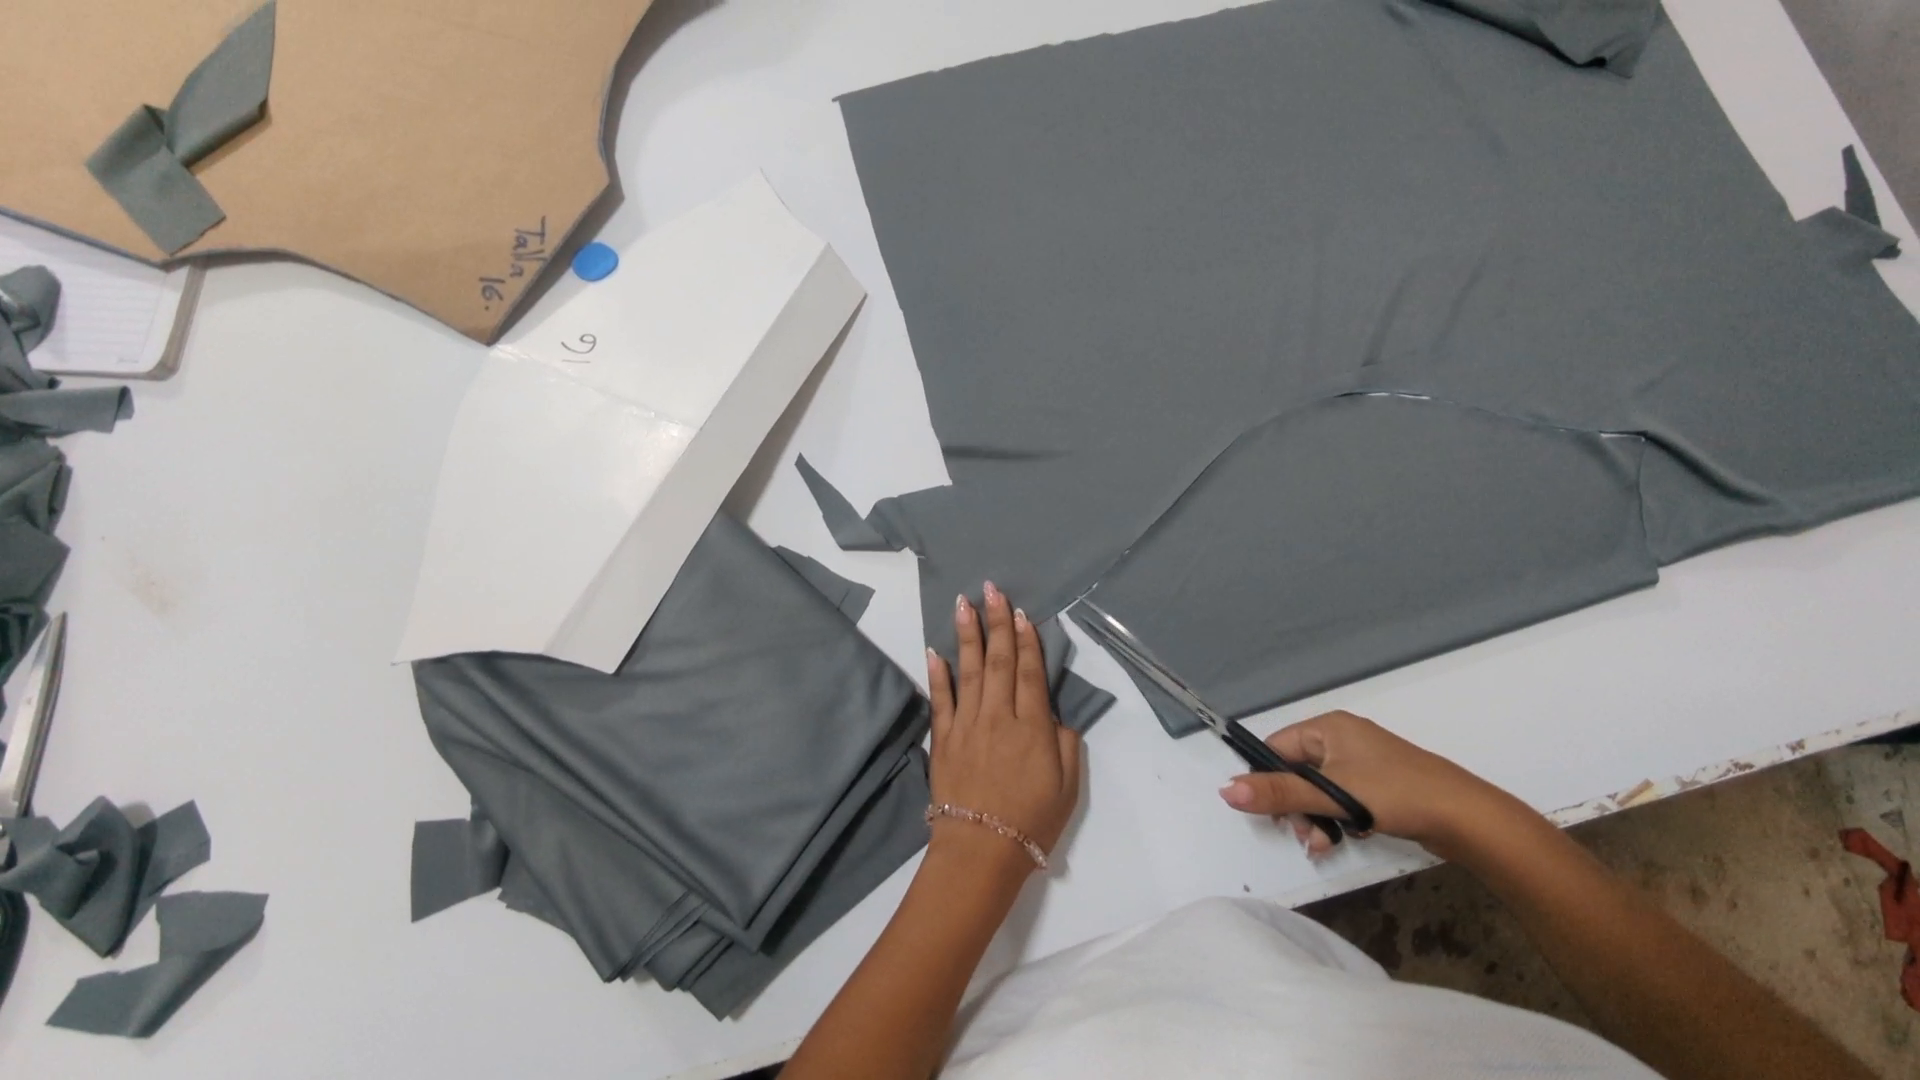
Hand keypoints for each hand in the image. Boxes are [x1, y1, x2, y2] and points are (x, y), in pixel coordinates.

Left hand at [926, 582, 1081, 879]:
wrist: (980, 849)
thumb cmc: (1032, 821)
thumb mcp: (1068, 786)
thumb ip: (1065, 742)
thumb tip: (1053, 715)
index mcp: (1032, 725)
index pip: (1031, 672)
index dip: (1028, 640)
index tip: (1021, 612)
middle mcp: (998, 715)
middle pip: (999, 660)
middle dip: (997, 622)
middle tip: (992, 588)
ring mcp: (967, 724)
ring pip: (968, 670)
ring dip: (967, 635)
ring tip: (963, 603)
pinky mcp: (943, 738)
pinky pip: (940, 699)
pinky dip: (937, 673)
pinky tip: (934, 650)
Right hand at [1217, 710, 1519, 857]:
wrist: (1468, 818)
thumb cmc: (1396, 794)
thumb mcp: (1332, 794)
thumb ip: (1279, 793)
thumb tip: (1225, 791)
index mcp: (1327, 727)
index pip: (1275, 748)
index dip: (1267, 781)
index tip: (1273, 814)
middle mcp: (1341, 738)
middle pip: (1295, 772)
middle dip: (1295, 807)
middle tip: (1306, 835)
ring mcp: (1362, 762)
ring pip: (1318, 790)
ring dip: (1315, 818)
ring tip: (1325, 843)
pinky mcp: (1378, 785)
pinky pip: (1341, 799)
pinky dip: (1338, 820)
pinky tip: (1347, 839)